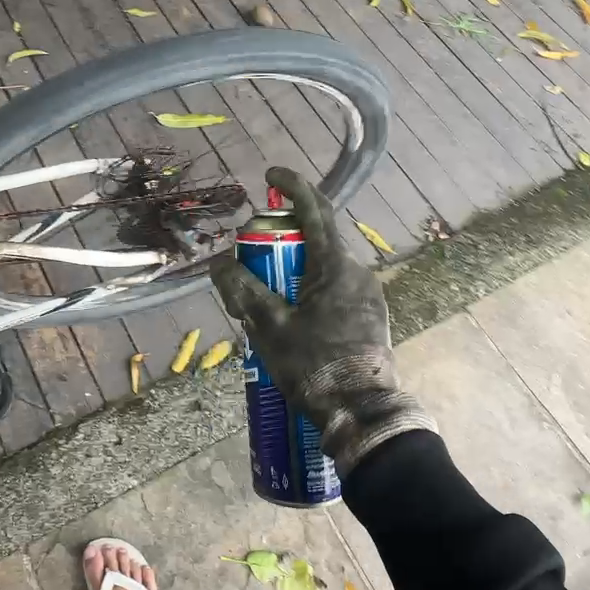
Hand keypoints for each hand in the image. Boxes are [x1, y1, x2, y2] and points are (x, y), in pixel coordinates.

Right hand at [208, 167, 435, 472]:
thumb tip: (218, 263)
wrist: (362, 415)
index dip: (292, 186)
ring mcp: (368, 294)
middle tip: (255, 246)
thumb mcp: (269, 326)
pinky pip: (335, 284)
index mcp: (335, 266)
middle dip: (284, 233)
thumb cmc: (314, 365)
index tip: (270, 174)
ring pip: (326, 262)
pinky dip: (310, 282)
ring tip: (267, 283)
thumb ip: (242, 289)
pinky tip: (291, 308)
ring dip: (296, 261)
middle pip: (318, 236)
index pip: (315, 209)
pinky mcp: (370, 314)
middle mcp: (357, 271)